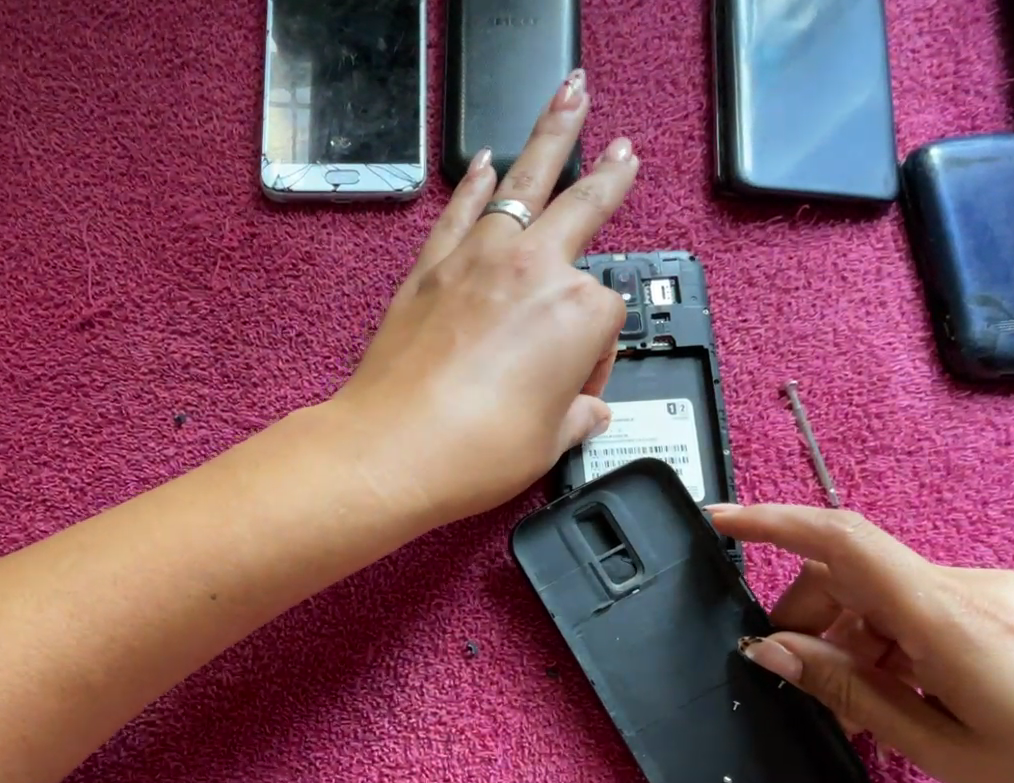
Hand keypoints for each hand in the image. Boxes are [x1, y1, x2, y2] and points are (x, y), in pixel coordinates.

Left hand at [330, 69, 639, 523]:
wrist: (390, 451)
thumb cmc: (470, 451)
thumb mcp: (547, 445)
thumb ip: (574, 418)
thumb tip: (586, 413)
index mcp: (579, 315)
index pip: (606, 322)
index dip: (594, 363)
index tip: (573, 393)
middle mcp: (532, 272)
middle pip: (584, 208)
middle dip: (608, 176)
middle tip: (623, 152)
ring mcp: (477, 264)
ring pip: (522, 184)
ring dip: (549, 139)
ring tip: (568, 100)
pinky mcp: (428, 271)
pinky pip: (458, 212)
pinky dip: (472, 185)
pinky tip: (482, 163)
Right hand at [711, 503, 1013, 782]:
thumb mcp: (948, 750)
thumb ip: (851, 692)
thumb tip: (773, 652)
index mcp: (954, 619)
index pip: (841, 541)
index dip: (768, 521)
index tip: (713, 519)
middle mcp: (980, 590)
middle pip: (856, 574)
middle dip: (808, 618)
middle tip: (799, 684)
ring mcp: (1010, 598)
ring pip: (891, 598)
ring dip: (854, 644)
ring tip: (863, 718)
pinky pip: (933, 615)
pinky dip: (896, 649)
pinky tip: (907, 705)